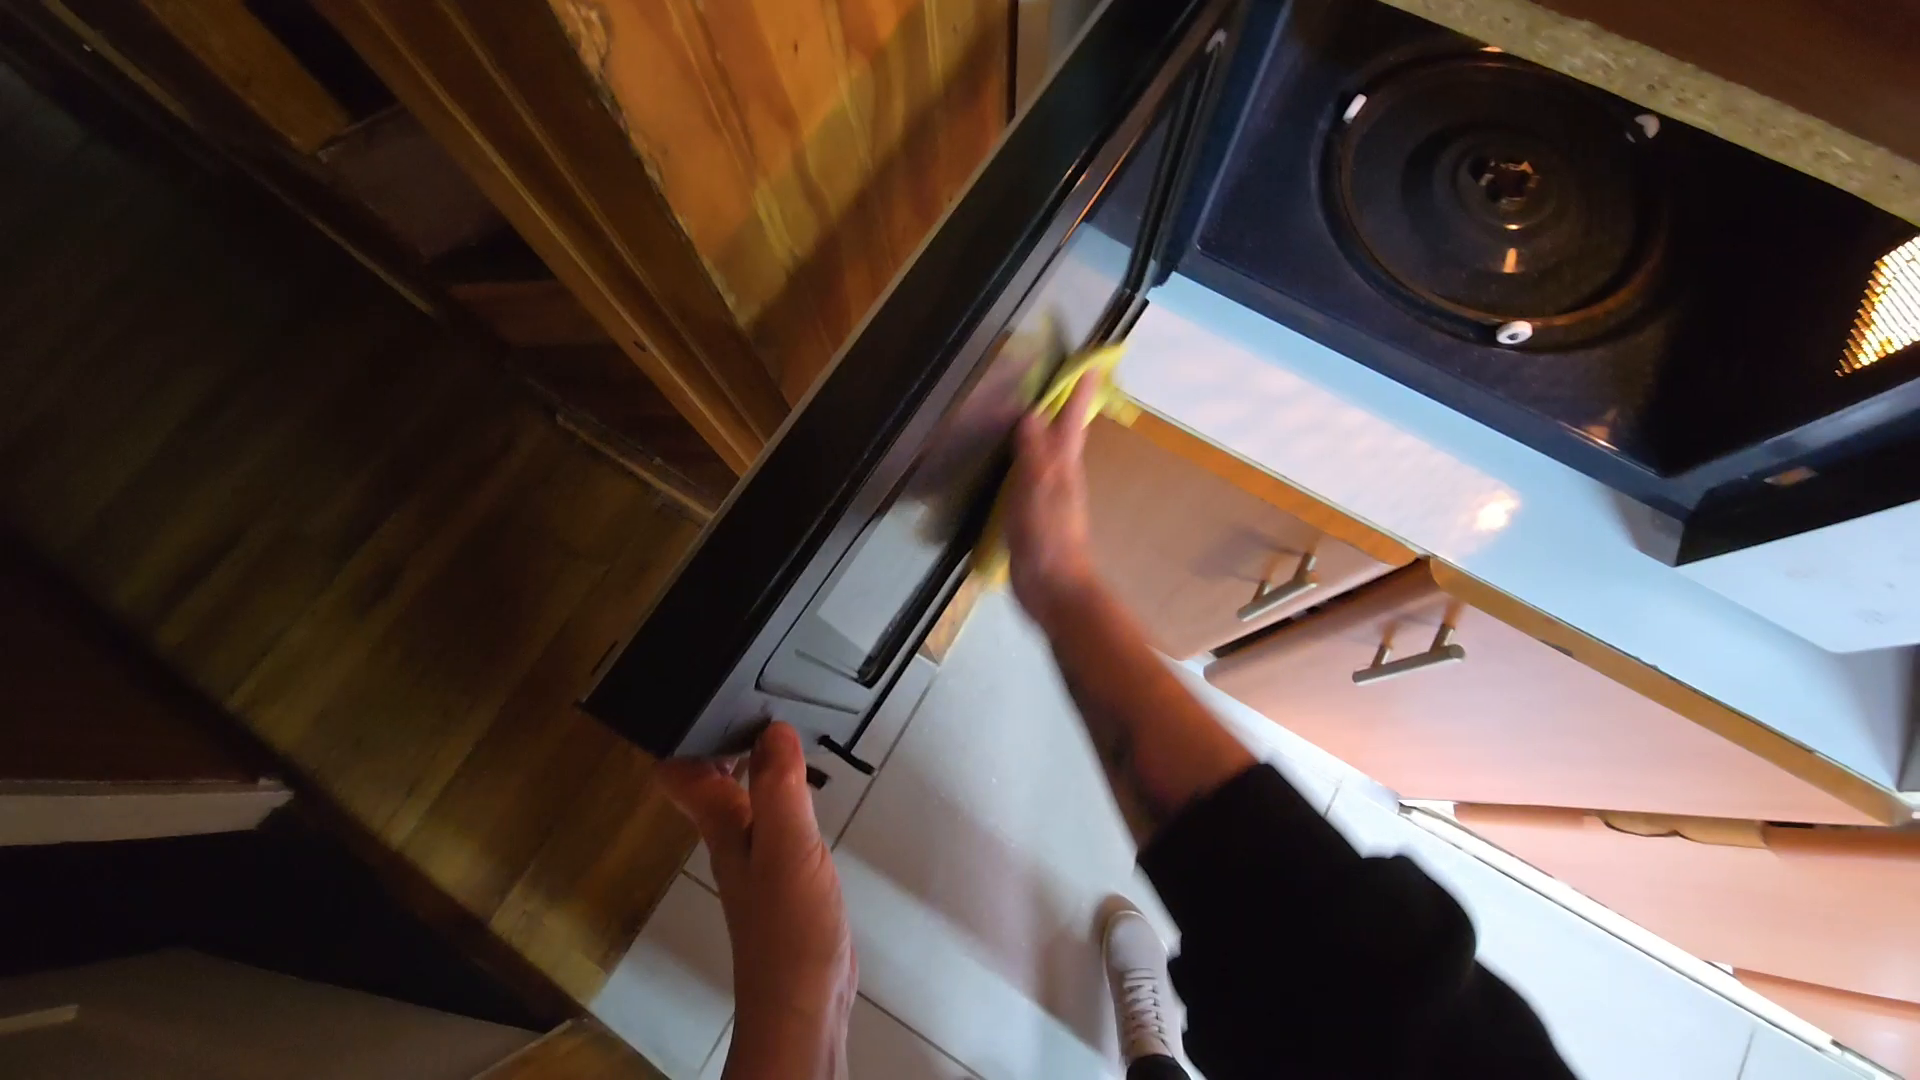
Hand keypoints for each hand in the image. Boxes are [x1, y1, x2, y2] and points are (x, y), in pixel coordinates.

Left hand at [658, 724, 854, 1079]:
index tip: (704, 693)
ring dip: (754, 761)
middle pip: (709, 778)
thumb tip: (773, 729)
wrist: (805, 999)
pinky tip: (804, 787)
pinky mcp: (784, 872)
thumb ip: (779, 786)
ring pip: (743, 794)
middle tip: (750, 698)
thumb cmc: (789, 928)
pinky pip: (774, 817)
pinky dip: (784, 792)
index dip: (684, 733)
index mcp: (722, 825)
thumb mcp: (787, 846)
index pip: (680, 772)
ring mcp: (757, 856)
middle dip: (723, 738)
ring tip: (779, 729)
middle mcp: (731, 836)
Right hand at [1004, 375, 1100, 625]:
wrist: (1053, 589)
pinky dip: (1019, 463)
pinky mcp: (1032, 516)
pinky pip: (1026, 479)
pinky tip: (1008, 464)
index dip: (1078, 391)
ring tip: (1024, 412)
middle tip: (1055, 379)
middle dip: (1060, 407)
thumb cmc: (1048, 537)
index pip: (1071, 419)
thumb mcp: (1039, 489)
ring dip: (1039, 434)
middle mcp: (1059, 476)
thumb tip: (1031, 412)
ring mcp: (1047, 497)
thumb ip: (1034, 452)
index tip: (1087, 361)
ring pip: (1044, 455)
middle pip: (1062, 434)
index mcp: (1064, 465)